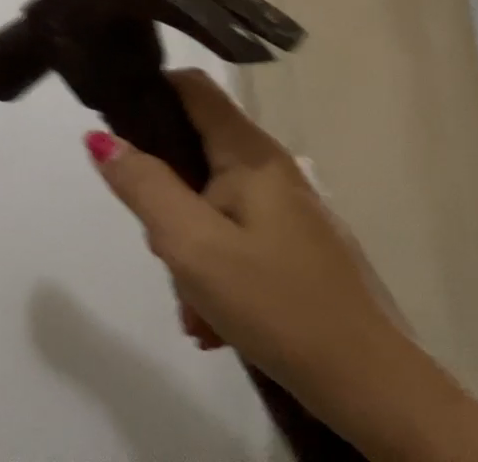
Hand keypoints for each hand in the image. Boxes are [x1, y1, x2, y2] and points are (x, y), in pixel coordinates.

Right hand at [85, 70, 414, 422]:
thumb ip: (143, 186)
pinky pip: (238, 244)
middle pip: (194, 155)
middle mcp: (274, 173)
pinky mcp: (302, 254)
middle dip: (162, 198)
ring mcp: (292, 215)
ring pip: (211, 208)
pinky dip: (217, 275)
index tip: (110, 125)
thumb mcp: (191, 244)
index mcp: (251, 157)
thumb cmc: (277, 304)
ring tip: (191, 307)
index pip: (192, 87)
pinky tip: (215, 323)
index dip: (147, 91)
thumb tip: (100, 138)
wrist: (377, 390)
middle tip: (157, 245)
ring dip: (188, 250)